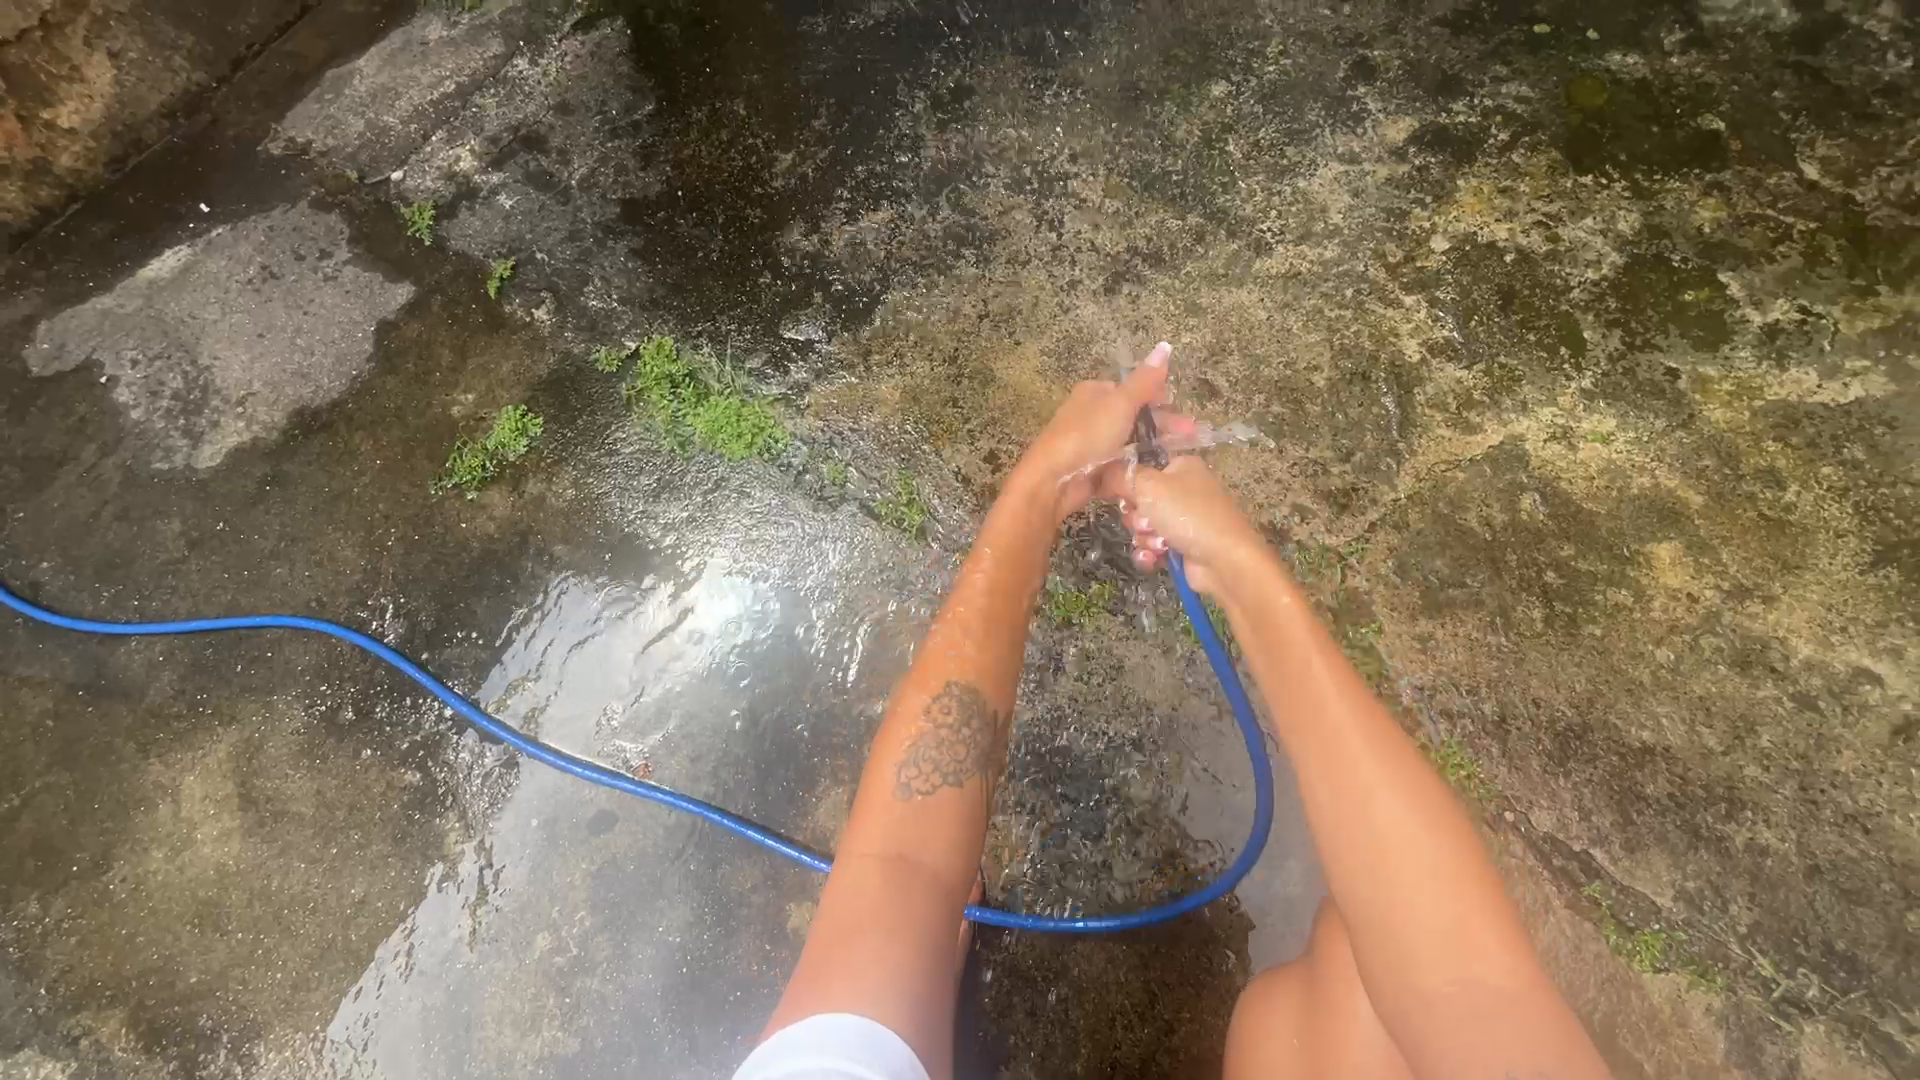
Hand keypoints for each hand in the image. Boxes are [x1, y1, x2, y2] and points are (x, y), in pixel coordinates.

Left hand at [1008, 342, 1196, 522]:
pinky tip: (1157, 471)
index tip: (1180, 407)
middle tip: (1191, 434)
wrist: (1053, 479)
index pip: (1132, 389)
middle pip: (1133, 416)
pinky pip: (1121, 464)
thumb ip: (1145, 380)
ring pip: (1129, 441)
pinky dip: (1138, 465)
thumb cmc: (1087, 435)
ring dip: (1155, 446)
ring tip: (1181, 454)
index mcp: (1095, 393)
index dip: (1157, 396)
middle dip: (1163, 424)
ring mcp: (1092, 444)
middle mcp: (1091, 415)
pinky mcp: (1093, 469)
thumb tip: (1166, 346)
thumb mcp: (1120, 403)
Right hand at [1109, 456, 1270, 597]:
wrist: (1224, 559)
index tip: (1116, 493)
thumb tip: (1097, 473)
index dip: (1126, 482)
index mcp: (1180, 466)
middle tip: (1146, 521)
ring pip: (1143, 525)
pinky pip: (1153, 544)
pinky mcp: (1183, 544)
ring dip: (1144, 536)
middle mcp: (1183, 489)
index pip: (1141, 467)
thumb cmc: (1188, 514)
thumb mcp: (1148, 486)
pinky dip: (1151, 552)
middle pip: (1138, 499)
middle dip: (1136, 516)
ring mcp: (1184, 518)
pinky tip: (1157, 557)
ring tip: (1159, 543)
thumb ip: (1118, 476)